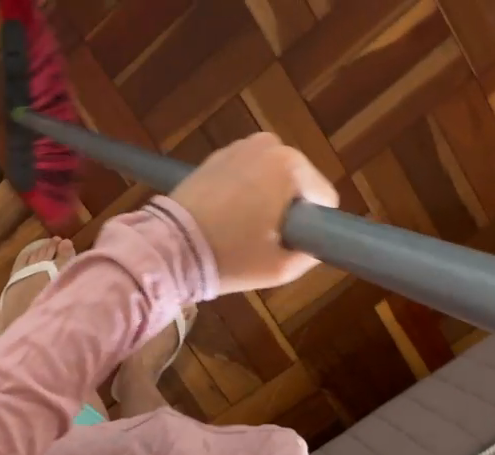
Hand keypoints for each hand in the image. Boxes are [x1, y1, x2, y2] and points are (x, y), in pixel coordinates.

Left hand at [171, 132, 338, 295]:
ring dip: (264, 199)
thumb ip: (312, 253)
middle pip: (298, 183)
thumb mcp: (280, 269)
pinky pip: (246, 174)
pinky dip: (242, 192)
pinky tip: (224, 216)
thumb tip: (316, 241)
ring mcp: (240, 146)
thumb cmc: (229, 258)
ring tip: (238, 229)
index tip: (284, 243)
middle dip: (285, 209)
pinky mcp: (216, 156)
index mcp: (292, 166)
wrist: (170, 249)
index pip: (324, 197)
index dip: (311, 226)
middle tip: (258, 239)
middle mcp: (270, 145)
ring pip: (272, 178)